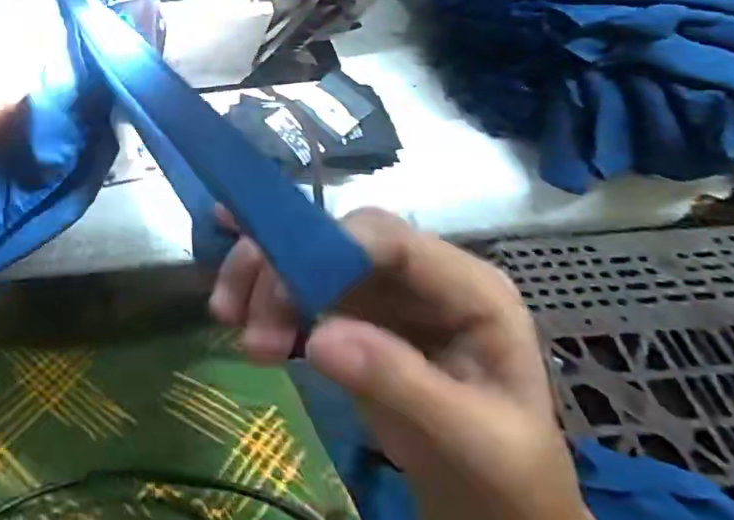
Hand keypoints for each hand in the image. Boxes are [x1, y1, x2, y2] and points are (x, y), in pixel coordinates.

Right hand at [210, 208, 587, 519]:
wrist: (492, 511)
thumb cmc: (502, 476)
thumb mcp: (468, 438)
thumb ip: (400, 381)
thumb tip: (320, 337)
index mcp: (467, 287)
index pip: (390, 239)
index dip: (328, 245)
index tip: (279, 287)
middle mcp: (417, 274)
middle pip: (334, 240)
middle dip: (279, 267)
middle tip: (237, 315)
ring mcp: (381, 290)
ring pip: (305, 256)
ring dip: (259, 281)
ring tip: (232, 326)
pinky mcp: (350, 311)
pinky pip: (296, 286)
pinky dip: (260, 295)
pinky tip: (231, 307)